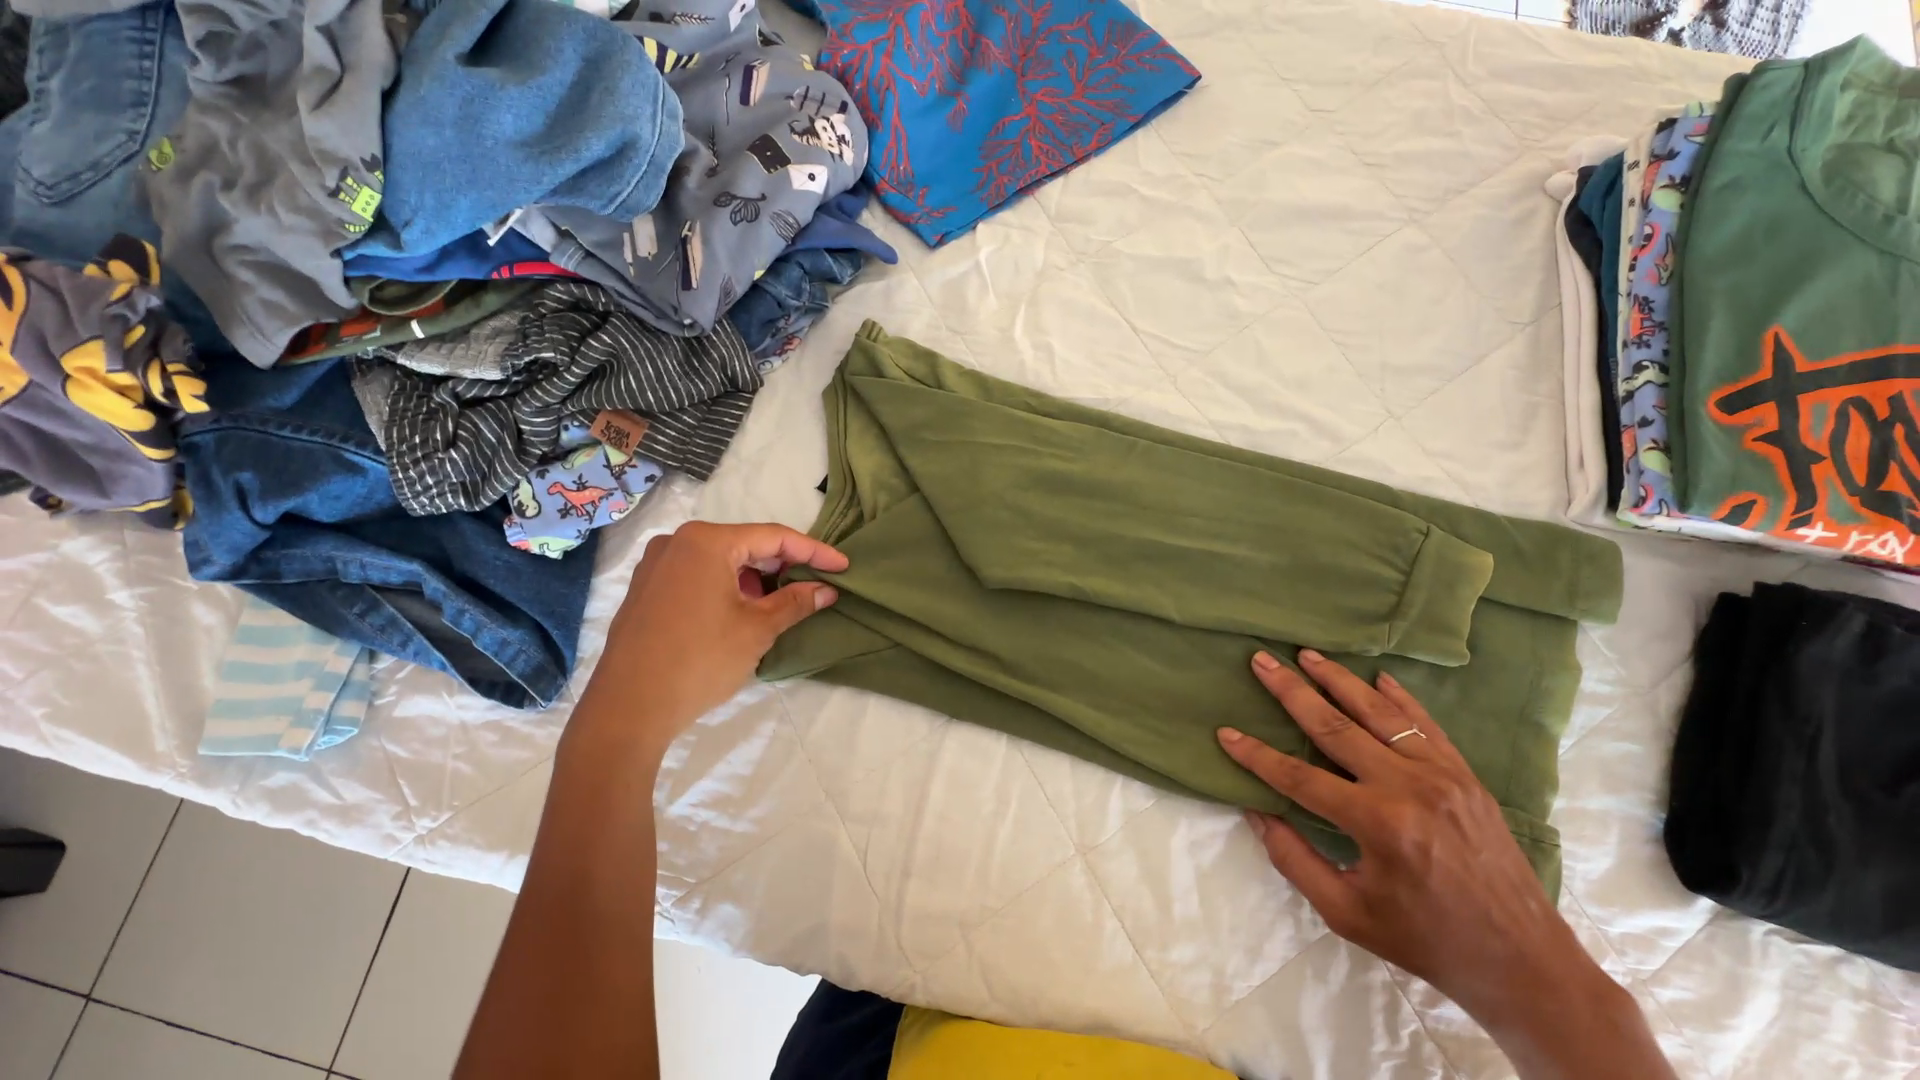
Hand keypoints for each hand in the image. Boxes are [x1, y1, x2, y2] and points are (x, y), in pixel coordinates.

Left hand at [573, 521, 846, 754]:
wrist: (628, 708)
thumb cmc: (699, 661)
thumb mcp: (757, 630)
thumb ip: (795, 602)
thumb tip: (826, 589)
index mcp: (706, 541)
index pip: (774, 537)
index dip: (814, 551)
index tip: (844, 567)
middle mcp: (676, 542)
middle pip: (745, 544)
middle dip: (783, 565)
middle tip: (816, 586)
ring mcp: (656, 565)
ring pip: (721, 561)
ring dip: (755, 579)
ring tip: (782, 604)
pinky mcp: (645, 590)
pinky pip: (698, 576)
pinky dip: (726, 587)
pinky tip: (743, 613)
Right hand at [1218, 650, 1670, 1079]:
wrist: (1520, 958)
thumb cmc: (1424, 940)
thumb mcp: (1346, 914)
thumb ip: (1295, 859)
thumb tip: (1256, 811)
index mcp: (1377, 823)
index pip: (1300, 777)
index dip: (1257, 756)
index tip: (1225, 733)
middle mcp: (1408, 786)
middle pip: (1335, 727)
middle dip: (1292, 692)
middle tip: (1262, 661)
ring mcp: (1443, 775)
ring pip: (1380, 714)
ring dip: (1339, 681)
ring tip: (1307, 655)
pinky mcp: (1466, 776)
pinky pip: (1426, 726)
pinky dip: (1400, 698)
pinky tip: (1378, 677)